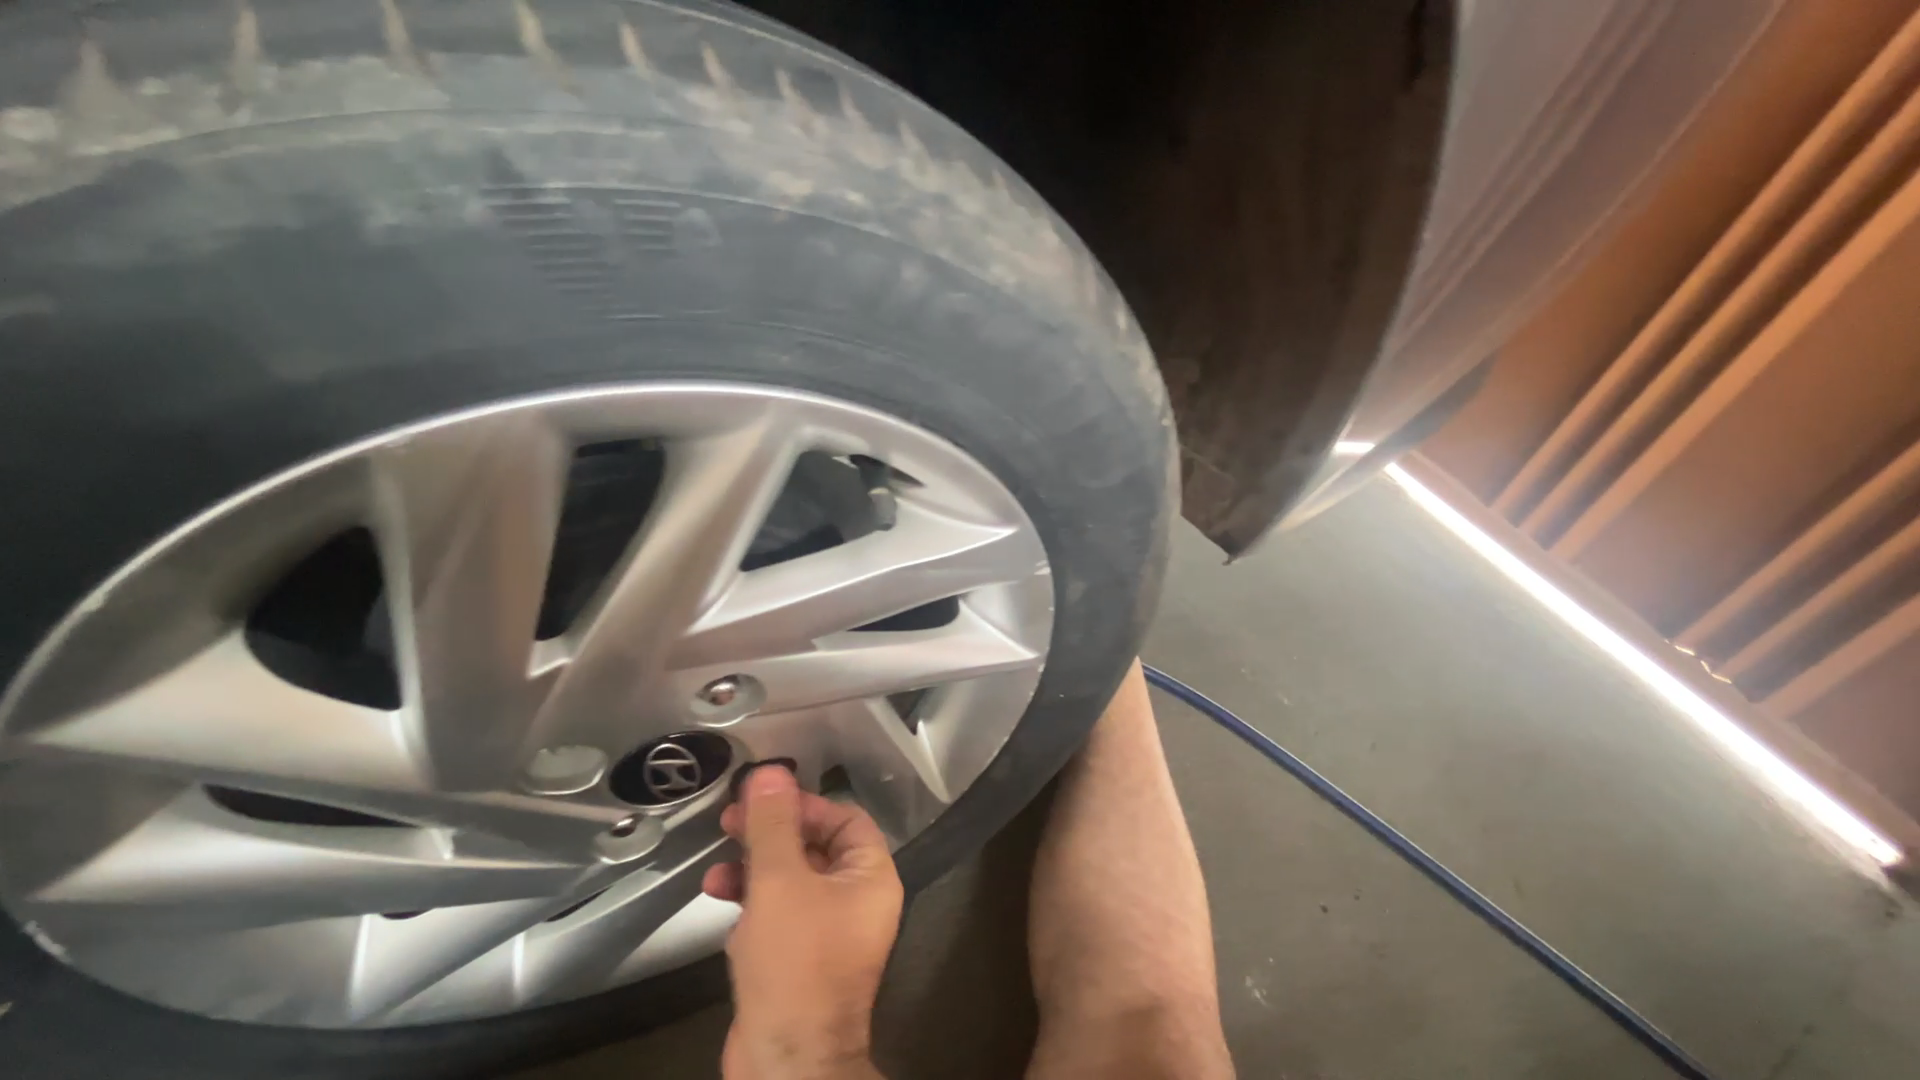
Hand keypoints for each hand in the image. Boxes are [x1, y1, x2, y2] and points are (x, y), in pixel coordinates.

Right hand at [703, 763, 902, 1079]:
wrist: (786, 1061)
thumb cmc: (795, 962)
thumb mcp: (781, 883)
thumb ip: (773, 825)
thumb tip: (771, 770)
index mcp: (872, 878)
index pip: (845, 819)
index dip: (805, 804)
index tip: (762, 798)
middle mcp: (857, 901)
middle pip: (815, 846)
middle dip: (772, 834)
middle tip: (731, 822)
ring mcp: (828, 931)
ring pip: (792, 880)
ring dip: (754, 867)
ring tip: (718, 867)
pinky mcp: (799, 957)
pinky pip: (779, 913)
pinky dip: (752, 901)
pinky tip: (721, 900)